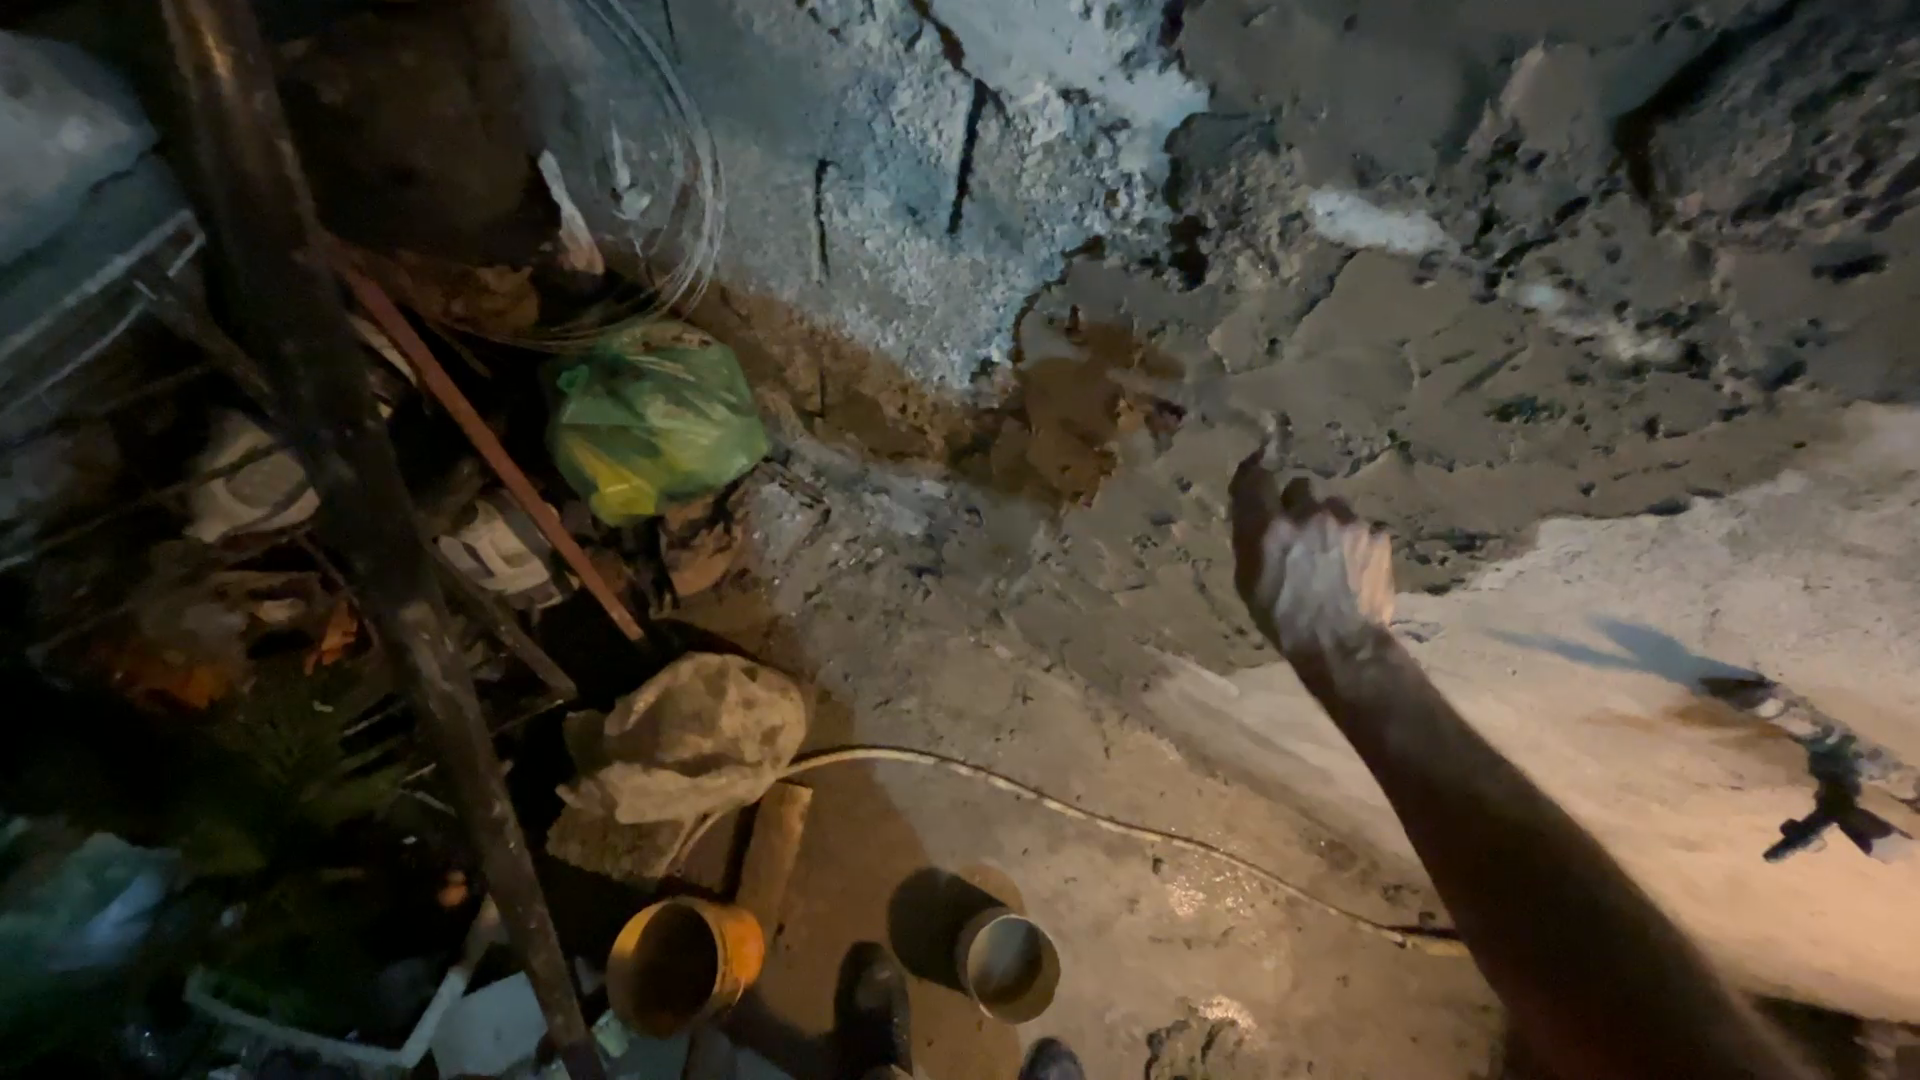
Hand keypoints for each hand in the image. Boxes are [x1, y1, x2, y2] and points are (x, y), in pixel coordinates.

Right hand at [1230, 434, 1394, 656]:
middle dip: (1296, 503)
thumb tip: (1252, 513)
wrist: (1340, 644)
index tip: (1255, 475)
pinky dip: (1352, 539)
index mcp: (1269, 527)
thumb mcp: (1247, 580)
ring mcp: (1347, 521)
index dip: (1254, 473)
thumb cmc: (1281, 617)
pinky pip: (1358, 525)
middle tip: (1297, 530)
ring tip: (1328, 551)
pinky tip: (1350, 565)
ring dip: (1326, 520)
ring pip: (1332, 505)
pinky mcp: (1376, 534)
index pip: (1256, 477)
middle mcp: (1307, 514)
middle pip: (1299, 486)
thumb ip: (1250, 538)